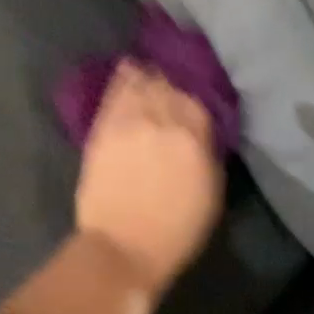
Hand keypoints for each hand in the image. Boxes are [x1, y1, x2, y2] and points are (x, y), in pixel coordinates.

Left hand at [74, 61, 224, 295]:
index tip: (190, 97)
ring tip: (144, 67)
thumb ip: (207, 154)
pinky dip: (120, 81)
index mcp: (194, 137)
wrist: (123, 246)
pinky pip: (114, 96)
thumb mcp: (210, 194)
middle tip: (166, 78)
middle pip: (167, 89)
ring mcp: (129, 122)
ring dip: (144, 76)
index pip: (196, 103)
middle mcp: (162, 120)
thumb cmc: (176, 230)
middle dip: (168, 84)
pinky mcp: (103, 129)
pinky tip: (124, 71)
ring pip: (140, 86)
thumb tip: (201, 133)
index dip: (193, 99)